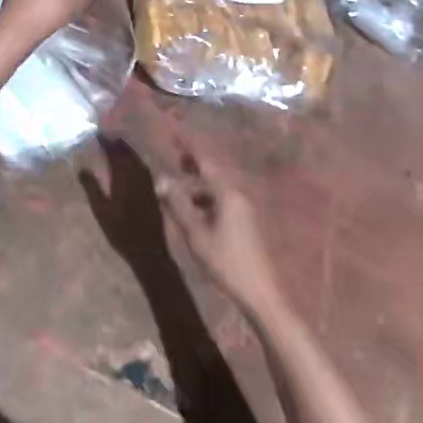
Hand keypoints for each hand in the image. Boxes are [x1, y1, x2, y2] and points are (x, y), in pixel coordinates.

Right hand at [157, 153, 286, 317]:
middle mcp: (238, 195)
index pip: (205, 160)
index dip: (189, 145)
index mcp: (227, 193)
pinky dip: (205, 197)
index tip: (175, 131)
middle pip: (213, 170)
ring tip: (179, 183)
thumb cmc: (225, 260)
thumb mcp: (196, 233)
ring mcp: (243, 209)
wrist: (259, 291)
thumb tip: (162, 178)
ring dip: (198, 182)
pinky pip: (221, 199)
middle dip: (194, 161)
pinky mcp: (244, 222)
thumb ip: (178, 204)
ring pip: (217, 186)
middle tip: (174, 155)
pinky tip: (193, 209)